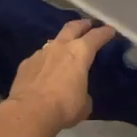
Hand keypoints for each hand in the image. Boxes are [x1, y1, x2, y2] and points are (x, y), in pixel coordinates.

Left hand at [3, 18, 116, 133]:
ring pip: (53, 41)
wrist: (30, 111)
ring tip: (64, 50)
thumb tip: (80, 93)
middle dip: (82, 24)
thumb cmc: (64, 106)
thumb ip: (84, 93)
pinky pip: (39, 57)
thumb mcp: (84, 104)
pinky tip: (45, 70)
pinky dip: (45, 61)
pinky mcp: (25, 63)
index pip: (96, 36)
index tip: (110, 30)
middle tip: (88, 24)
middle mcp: (60, 47)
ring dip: (61, 44)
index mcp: (79, 53)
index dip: (104, 32)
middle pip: (72, 27)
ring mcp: (40, 53)